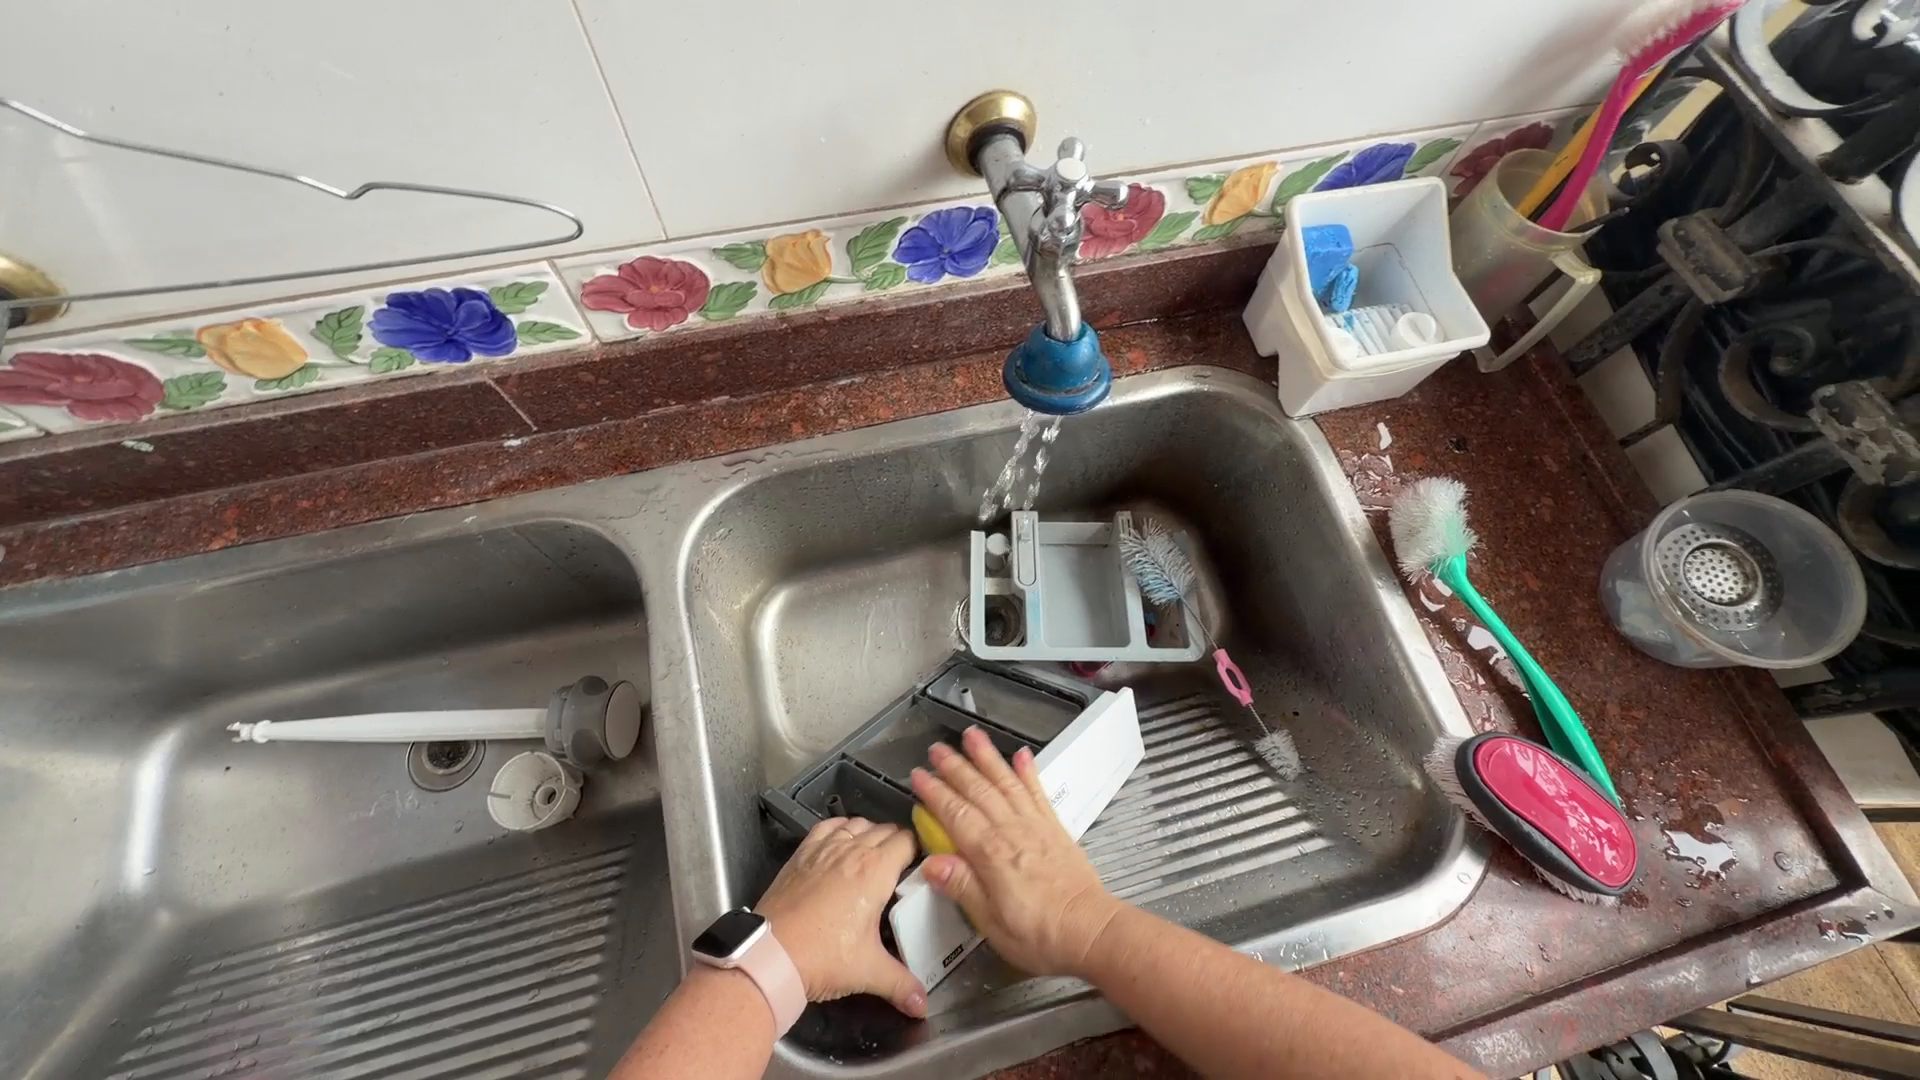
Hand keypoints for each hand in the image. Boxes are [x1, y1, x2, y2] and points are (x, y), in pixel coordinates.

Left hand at [755, 817, 927, 1017]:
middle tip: (902, 865)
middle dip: (897, 843)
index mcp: (877, 870)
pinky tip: (842, 841)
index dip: (918, 849)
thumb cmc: (822, 957)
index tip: (921, 863)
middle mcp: (853, 850)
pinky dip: (840, 828)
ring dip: (870, 833)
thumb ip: (901, 983)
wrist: (771, 956)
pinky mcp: (802, 853)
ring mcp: (826, 848)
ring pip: (858, 823)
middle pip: (885, 830)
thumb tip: (921, 1003)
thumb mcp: (868, 971)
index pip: (908, 840)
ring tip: (874, 854)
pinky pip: (828, 826)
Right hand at [910, 727, 1121, 978]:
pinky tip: (1022, 754)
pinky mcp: (1053, 827)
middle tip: (937, 749)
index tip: (918, 776)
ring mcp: (1034, 825)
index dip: (935, 793)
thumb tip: (931, 863)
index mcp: (991, 854)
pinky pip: (1037, 792)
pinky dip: (1028, 771)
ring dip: (987, 757)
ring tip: (973, 735)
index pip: (955, 814)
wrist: (1089, 930)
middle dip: (954, 767)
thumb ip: (961, 886)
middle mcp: (1011, 831)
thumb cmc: (1040, 933)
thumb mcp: (991, 921)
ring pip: (1005, 782)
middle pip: (978, 790)